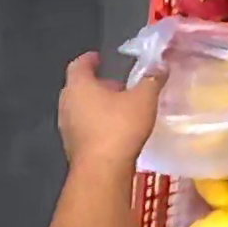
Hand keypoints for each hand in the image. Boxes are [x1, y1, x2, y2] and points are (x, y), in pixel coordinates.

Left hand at [57, 52, 159, 172]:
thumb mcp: (144, 99)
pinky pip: (84, 125)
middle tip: (119, 85)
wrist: (102, 168)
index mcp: (80, 86)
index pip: (79, 65)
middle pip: (79, 87)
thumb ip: (152, 80)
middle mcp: (67, 103)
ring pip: (81, 107)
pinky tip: (115, 129)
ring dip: (97, 105)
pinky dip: (96, 122)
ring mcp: (66, 125)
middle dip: (98, 84)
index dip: (90, 59)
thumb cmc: (120, 126)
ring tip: (121, 108)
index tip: (100, 58)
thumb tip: (160, 65)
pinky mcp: (72, 144)